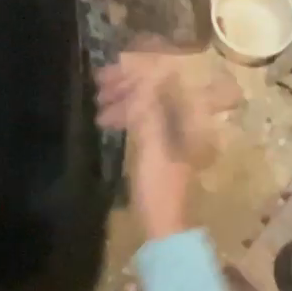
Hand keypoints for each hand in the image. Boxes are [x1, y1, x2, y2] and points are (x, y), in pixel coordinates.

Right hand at [96, 52, 197, 240]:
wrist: (162, 225)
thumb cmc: (158, 187)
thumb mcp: (151, 144)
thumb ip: (149, 107)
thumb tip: (145, 71)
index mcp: (193, 117)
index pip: (171, 76)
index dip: (144, 66)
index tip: (116, 65)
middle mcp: (191, 119)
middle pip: (161, 87)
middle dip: (131, 82)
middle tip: (99, 84)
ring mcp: (179, 132)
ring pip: (151, 102)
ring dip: (125, 98)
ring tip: (98, 103)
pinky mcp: (166, 145)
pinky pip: (147, 118)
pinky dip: (129, 114)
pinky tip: (107, 119)